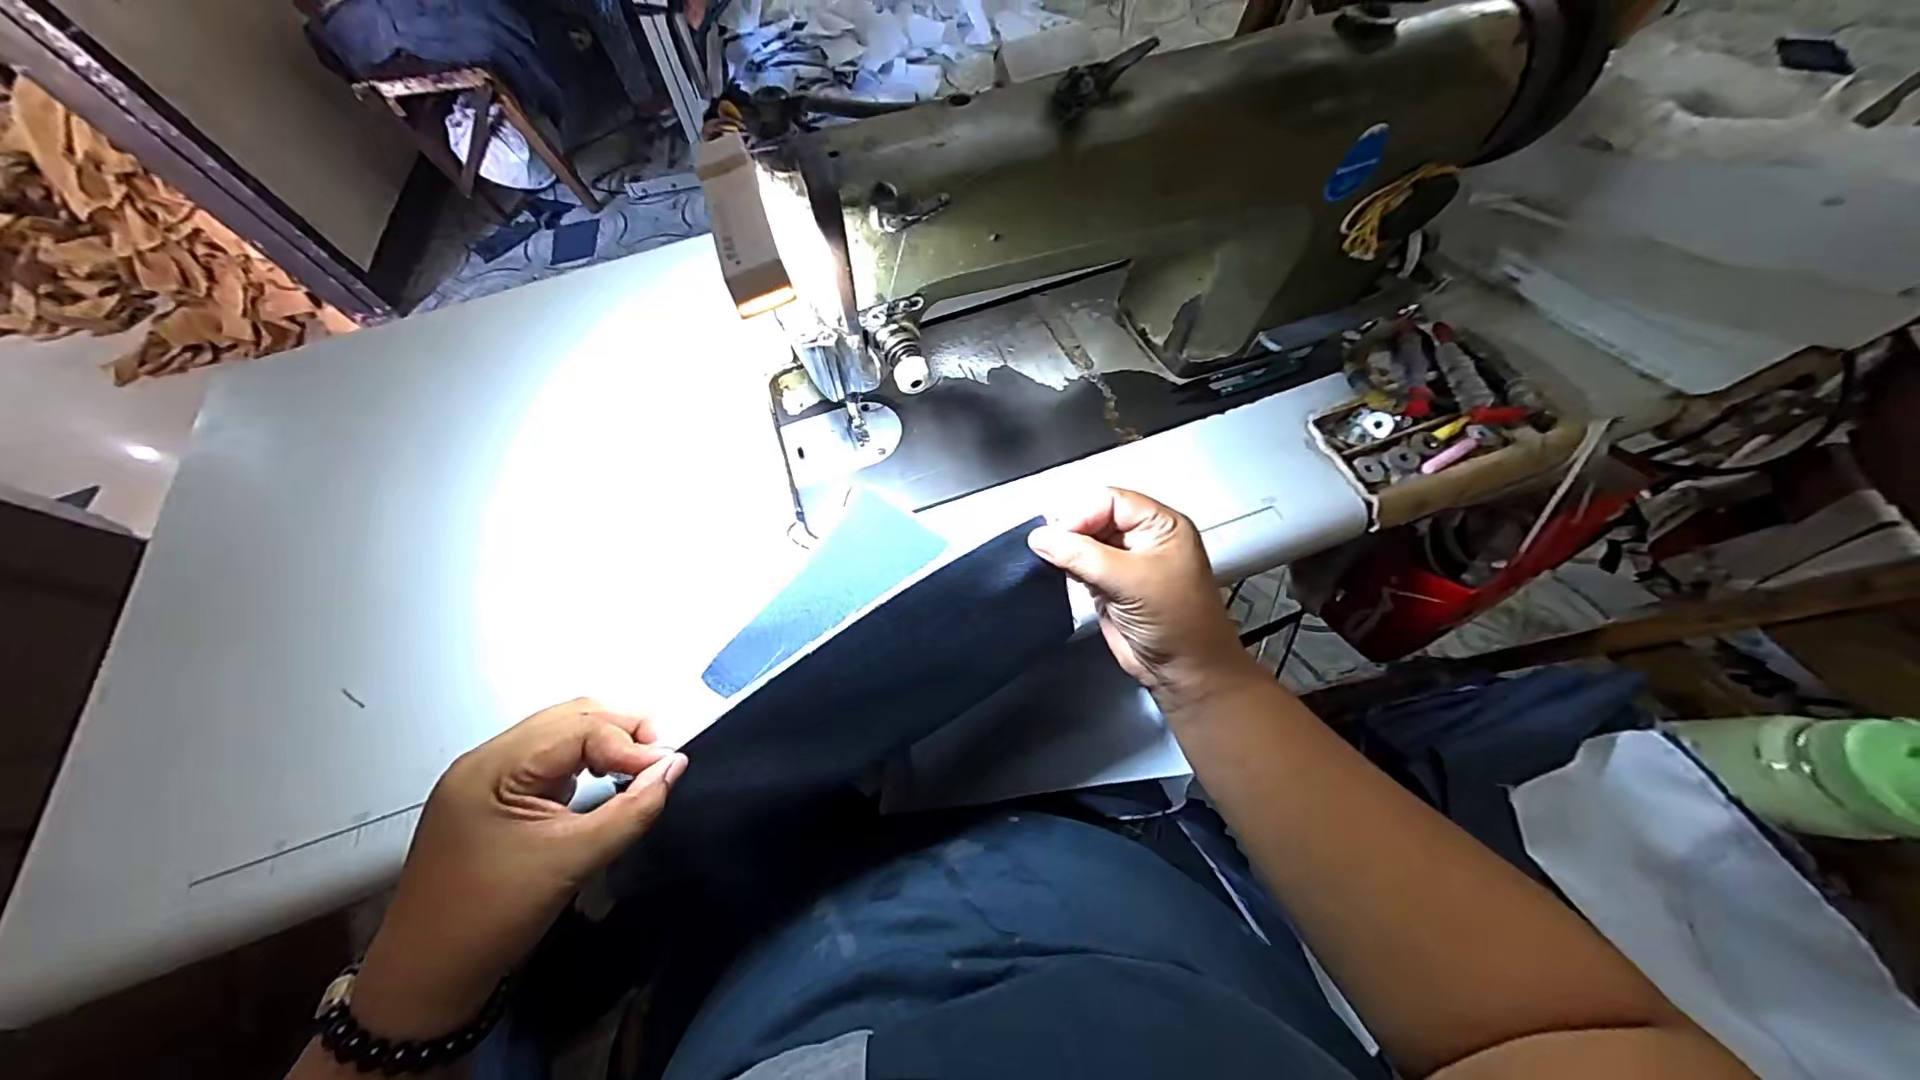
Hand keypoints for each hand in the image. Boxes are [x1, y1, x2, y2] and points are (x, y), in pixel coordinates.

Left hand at [352, 699, 687, 1036]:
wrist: (425, 981)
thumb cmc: (485, 922)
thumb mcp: (573, 861)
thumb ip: (633, 809)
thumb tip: (673, 767)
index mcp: (492, 770)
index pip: (580, 728)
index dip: (629, 744)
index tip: (667, 767)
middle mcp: (486, 761)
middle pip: (571, 717)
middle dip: (623, 731)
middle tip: (660, 759)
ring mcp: (490, 776)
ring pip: (564, 732)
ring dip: (608, 742)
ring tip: (641, 766)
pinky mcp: (500, 794)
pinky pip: (555, 756)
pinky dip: (590, 758)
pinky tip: (610, 776)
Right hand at [1027, 488, 1259, 708]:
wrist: (1185, 671)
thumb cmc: (1182, 625)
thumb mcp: (1130, 580)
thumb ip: (1082, 555)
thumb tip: (1043, 537)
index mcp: (1162, 526)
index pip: (1110, 501)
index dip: (1082, 514)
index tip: (1060, 535)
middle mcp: (1144, 540)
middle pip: (1094, 518)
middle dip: (1072, 532)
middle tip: (1052, 548)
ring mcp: (1126, 564)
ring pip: (1085, 542)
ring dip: (1068, 551)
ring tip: (1056, 563)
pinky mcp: (1110, 586)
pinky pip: (1081, 566)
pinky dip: (1067, 568)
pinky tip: (1061, 575)